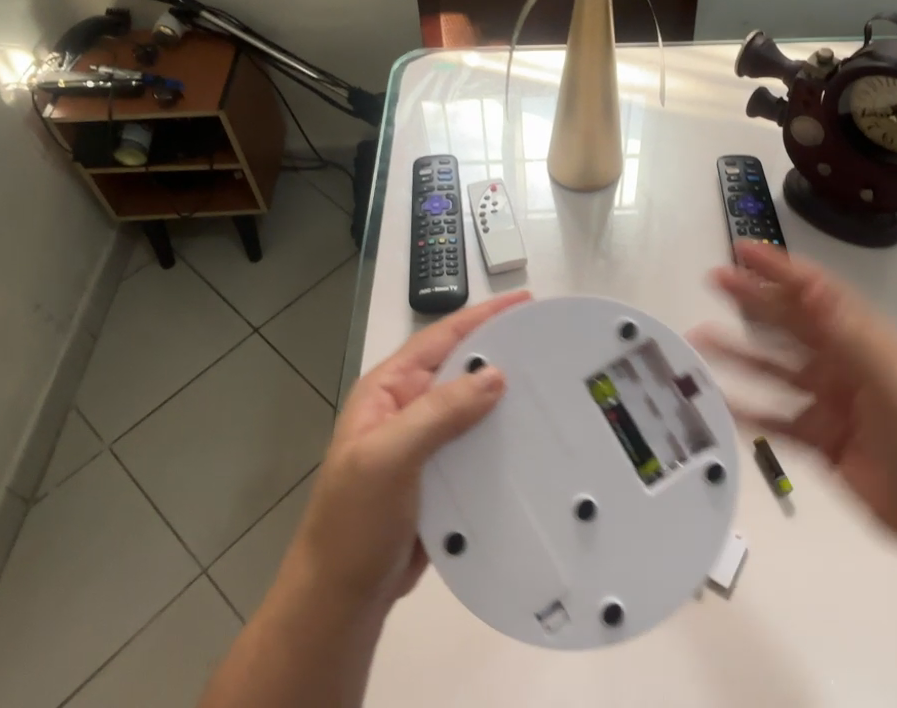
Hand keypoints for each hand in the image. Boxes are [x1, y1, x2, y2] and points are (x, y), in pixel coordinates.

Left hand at [287, 292, 529, 607]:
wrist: (343, 594)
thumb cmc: (355, 521)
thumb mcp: (389, 458)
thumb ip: (439, 414)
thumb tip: (495, 376)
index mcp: (387, 391)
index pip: (440, 339)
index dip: (483, 318)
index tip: (526, 302)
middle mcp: (407, 409)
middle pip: (462, 370)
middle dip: (502, 355)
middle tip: (552, 347)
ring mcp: (425, 445)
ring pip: (474, 409)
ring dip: (507, 399)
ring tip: (554, 390)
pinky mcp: (443, 477)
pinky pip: (479, 446)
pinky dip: (504, 440)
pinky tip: (535, 441)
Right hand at [693, 242, 896, 546]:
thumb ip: (853, 339)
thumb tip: (813, 290)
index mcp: (870, 344)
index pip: (818, 295)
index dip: (781, 270)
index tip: (743, 250)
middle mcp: (847, 366)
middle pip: (792, 325)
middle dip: (754, 300)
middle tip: (714, 280)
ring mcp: (833, 405)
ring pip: (777, 370)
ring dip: (741, 353)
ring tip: (701, 339)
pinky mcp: (823, 443)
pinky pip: (777, 420)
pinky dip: (749, 410)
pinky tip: (720, 402)